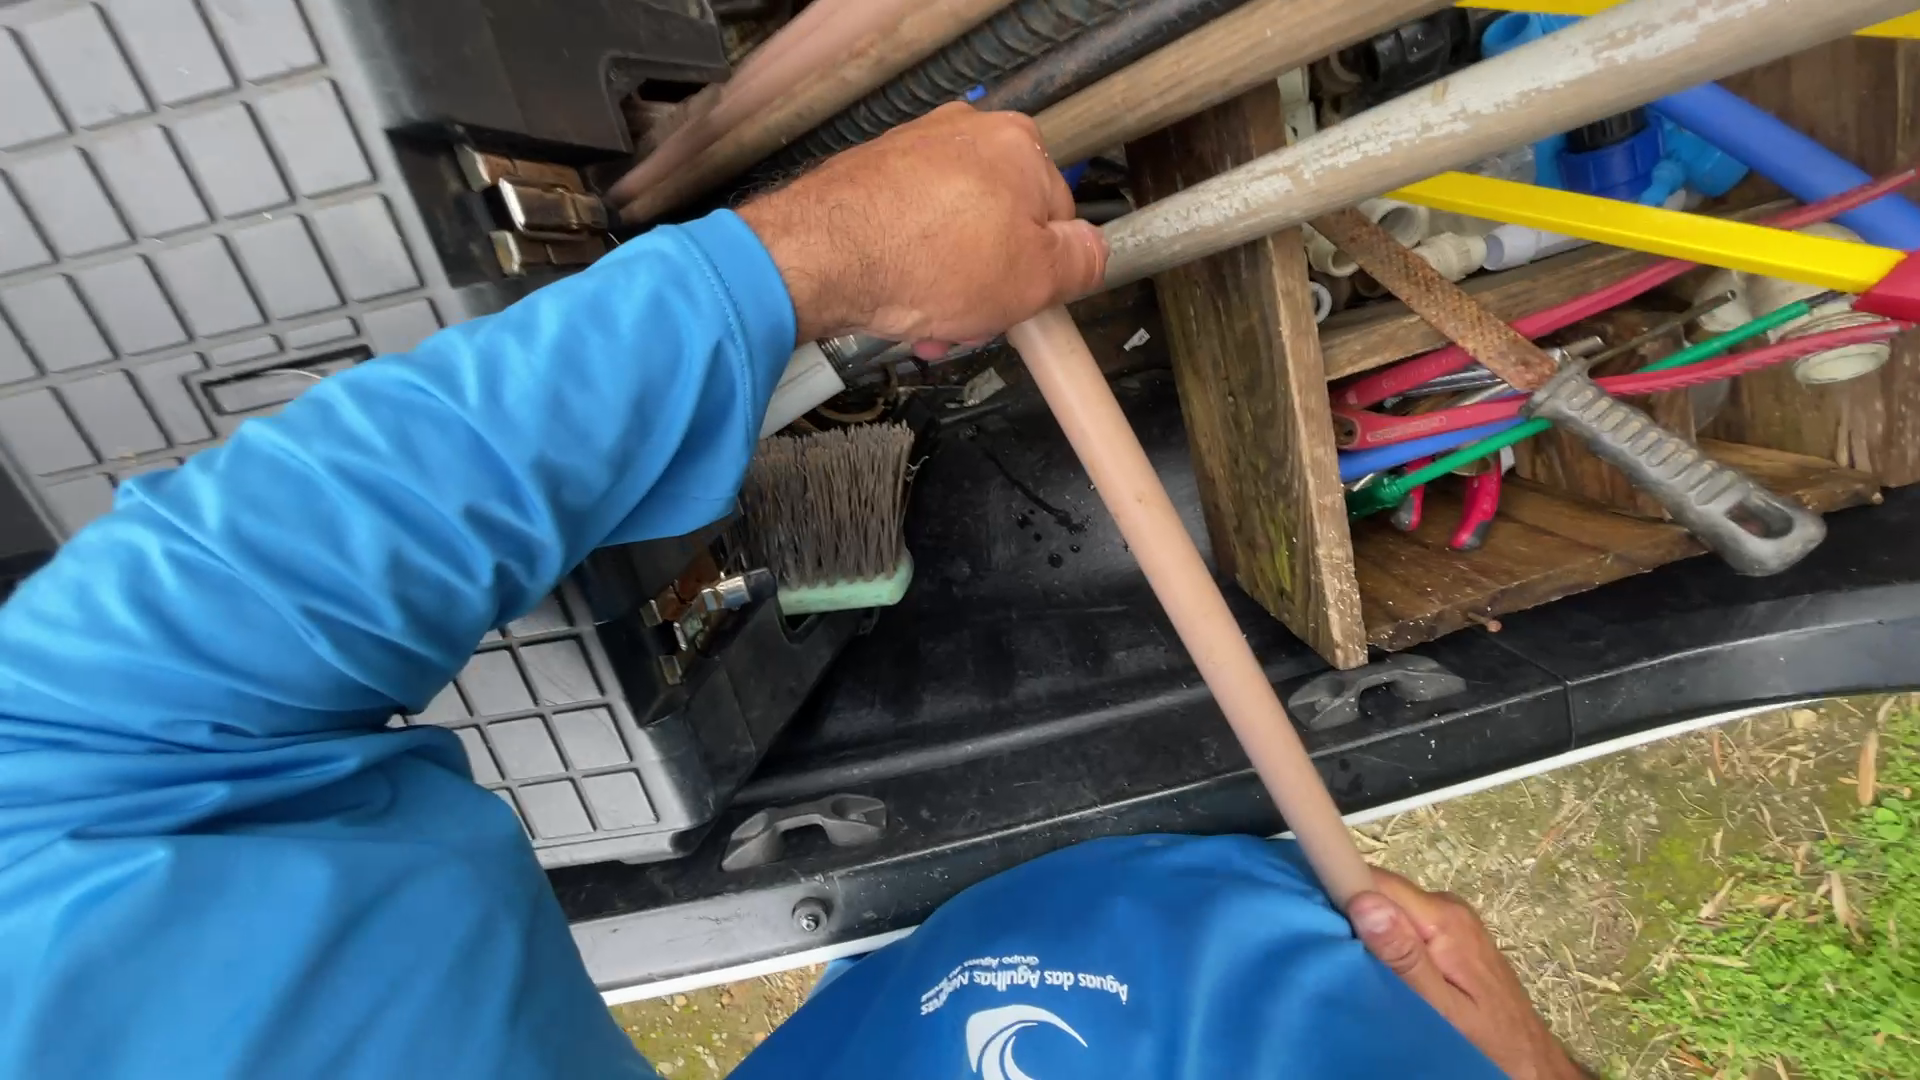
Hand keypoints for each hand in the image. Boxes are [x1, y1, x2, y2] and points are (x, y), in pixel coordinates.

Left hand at [737, 102, 1107, 355]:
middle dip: (989, 290)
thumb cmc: (926, 261)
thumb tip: (1093, 254)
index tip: (1021, 305)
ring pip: (957, 244)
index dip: (1041, 277)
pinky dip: (915, 276)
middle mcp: (968, 138)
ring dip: (951, 293)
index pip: (1057, 223)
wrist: (825, 257)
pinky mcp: (877, 183)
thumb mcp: (1034, 279)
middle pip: (1002, 235)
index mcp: (1021, 150)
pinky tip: (904, 306)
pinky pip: (915, 239)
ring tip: (931, 322)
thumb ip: (1081, 265)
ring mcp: (917, 157)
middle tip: (971, 321)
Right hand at [1348, 869, 1587, 1079]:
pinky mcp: (1450, 931)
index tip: (1318, 912)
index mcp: (1444, 919)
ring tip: (1359, 961)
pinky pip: (1403, 918)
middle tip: (1339, 950)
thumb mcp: (1442, 1010)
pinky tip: (1384, 964)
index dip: (1342, 890)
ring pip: (1389, 904)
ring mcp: (1450, 917)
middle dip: (1355, 912)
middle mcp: (1447, 905)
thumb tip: (1362, 902)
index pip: (1375, 880)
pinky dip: (1385, 936)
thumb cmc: (1488, 1047)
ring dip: (1369, 926)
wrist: (1535, 1071)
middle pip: (1380, 889)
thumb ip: (1403, 957)